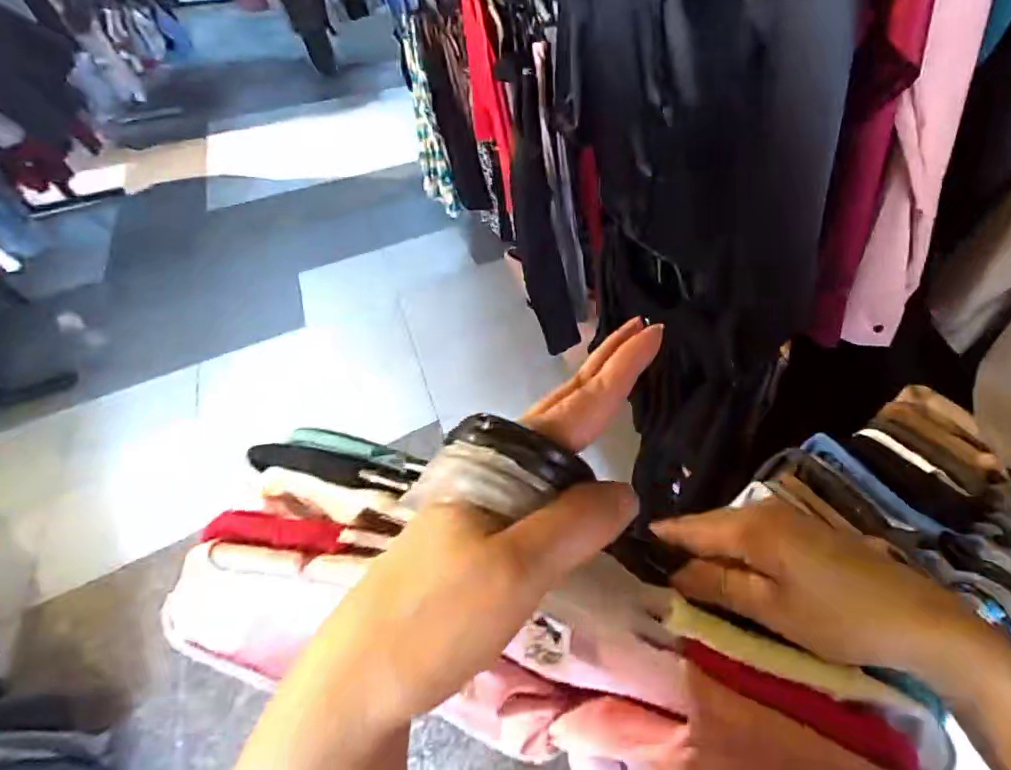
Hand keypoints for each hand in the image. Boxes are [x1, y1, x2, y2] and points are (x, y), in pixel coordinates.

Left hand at [236, 317, 663, 769]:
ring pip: (551, 433)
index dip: (621, 368)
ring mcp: (491, 495)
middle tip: (640, 331)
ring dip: (586, 398)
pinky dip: (571, 444)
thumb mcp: (513, 571)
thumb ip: (574, 524)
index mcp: (510, 464)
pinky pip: (544, 468)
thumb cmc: (433, 618)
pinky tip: (576, 458)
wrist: (356, 679)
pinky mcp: (486, 526)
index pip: (580, 406)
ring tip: (615, 377)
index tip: (654, 331)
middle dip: (603, 365)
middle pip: (563, 403)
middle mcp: (501, 468)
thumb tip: (627, 493)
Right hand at [651, 499, 992, 681]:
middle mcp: (768, 510)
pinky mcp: (807, 531)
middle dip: (684, 543)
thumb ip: (722, 585)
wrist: (913, 615)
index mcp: (754, 526)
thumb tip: (676, 571)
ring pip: (735, 529)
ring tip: (681, 568)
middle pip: (714, 525)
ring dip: (711, 547)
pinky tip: (728, 566)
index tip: (631, 543)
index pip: (694, 526)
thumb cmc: (837, 617)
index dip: (665, 536)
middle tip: (651, 564)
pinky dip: (737, 549)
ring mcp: (791, 517)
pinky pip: (757, 534)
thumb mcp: (773, 610)